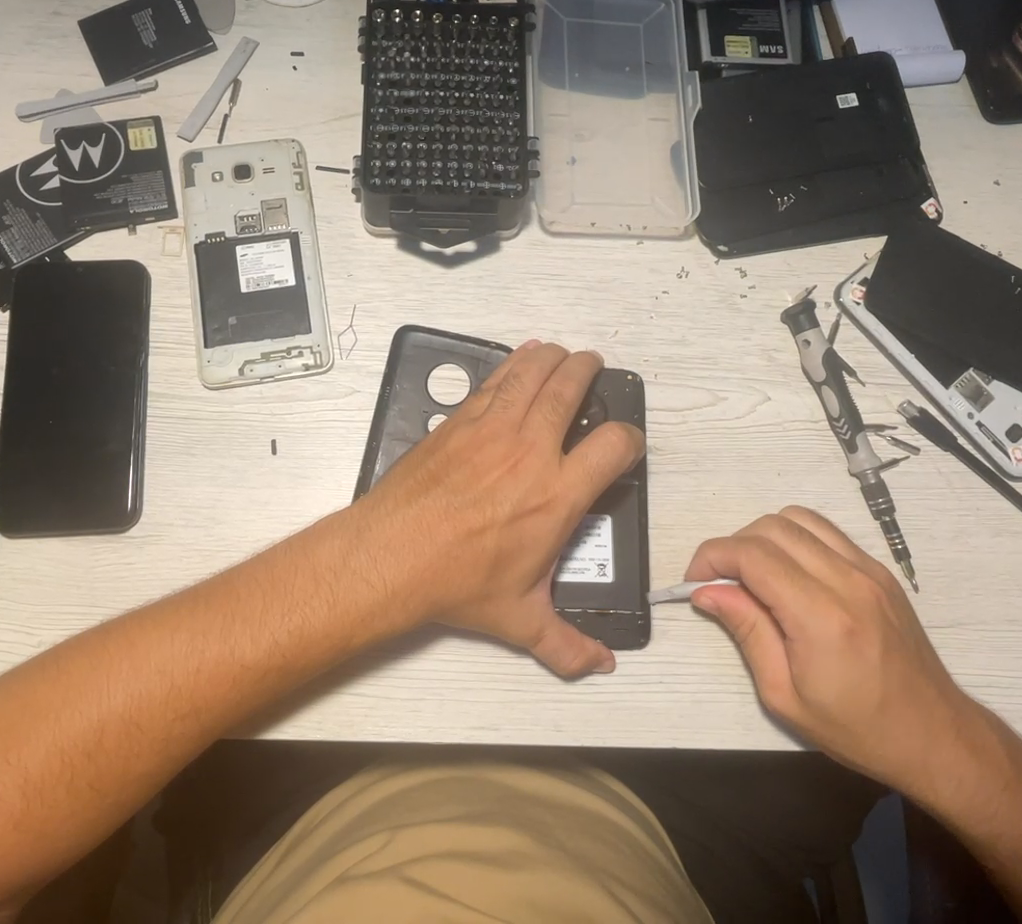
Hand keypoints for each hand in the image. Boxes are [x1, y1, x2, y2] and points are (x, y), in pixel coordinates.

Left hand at [354, 341, 645, 677]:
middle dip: (589, 373)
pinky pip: (494, 381)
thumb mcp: (520, 619)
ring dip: (552, 358)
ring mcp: (492, 429)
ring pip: (532, 374)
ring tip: (562, 354)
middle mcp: (531, 451)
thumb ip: (566, 645)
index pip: (614, 446)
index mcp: (557, 494)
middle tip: (593, 367)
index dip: (629, 439)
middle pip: (571, 389)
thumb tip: (599, 667)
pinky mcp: (458, 422)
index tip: (625, 443)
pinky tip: (517, 362)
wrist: (392, 555)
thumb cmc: (456, 583)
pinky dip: (512, 366)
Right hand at [685, 507, 988, 795]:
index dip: (712, 558)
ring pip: (798, 519)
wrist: (935, 737)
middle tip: (718, 582)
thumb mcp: (784, 695)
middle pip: (771, 527)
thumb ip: (747, 632)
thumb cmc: (855, 729)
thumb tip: (706, 592)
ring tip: (750, 574)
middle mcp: (847, 580)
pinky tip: (786, 574)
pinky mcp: (880, 571)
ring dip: (762, 537)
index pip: (752, 555)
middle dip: (732, 546)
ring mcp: (869, 570)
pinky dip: (793, 539)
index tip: (694, 582)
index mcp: (821, 617)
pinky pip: (825, 532)